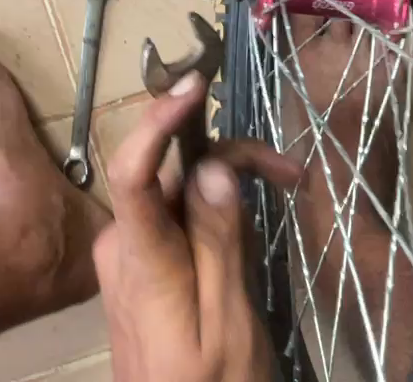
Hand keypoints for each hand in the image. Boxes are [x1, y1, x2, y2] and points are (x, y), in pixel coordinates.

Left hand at [94, 73, 303, 381]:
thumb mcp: (227, 326)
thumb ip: (219, 243)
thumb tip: (215, 166)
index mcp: (140, 257)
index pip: (133, 169)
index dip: (158, 119)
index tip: (194, 85)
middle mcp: (123, 242)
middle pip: (170, 172)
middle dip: (227, 157)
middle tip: (289, 172)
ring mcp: (129, 253)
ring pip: (177, 192)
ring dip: (226, 184)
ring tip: (282, 187)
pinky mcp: (141, 265)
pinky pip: (175, 217)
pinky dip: (212, 210)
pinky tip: (246, 222)